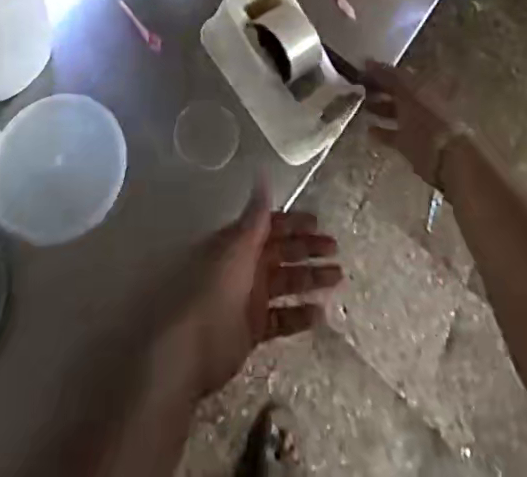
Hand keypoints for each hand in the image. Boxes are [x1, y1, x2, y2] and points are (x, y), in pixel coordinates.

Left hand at [164, 182, 341, 396]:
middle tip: (335, 250)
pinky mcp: (252, 329)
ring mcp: (247, 299)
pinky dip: (300, 315)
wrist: (189, 349)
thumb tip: (262, 176)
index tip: (319, 223)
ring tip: (337, 277)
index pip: (268, 227)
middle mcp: (242, 267)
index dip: (292, 223)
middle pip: (280, 253)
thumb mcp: (236, 251)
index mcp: (236, 245)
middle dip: (306, 249)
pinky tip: (321, 314)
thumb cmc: (212, 293)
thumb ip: (255, 218)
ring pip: (285, 283)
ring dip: (310, 279)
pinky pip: (281, 318)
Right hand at [362, 61, 464, 187]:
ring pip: (395, 112)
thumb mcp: (408, 91)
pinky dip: (381, 131)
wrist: (446, 158)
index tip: (360, 70)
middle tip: (357, 87)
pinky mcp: (411, 145)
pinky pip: (393, 134)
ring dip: (379, 108)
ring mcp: (417, 125)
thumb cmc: (429, 119)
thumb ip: (389, 76)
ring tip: (360, 106)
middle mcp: (422, 103)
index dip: (382, 71)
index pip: (401, 75)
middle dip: (379, 89)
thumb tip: (368, 61)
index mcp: (425, 87)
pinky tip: (368, 129)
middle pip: (398, 92)